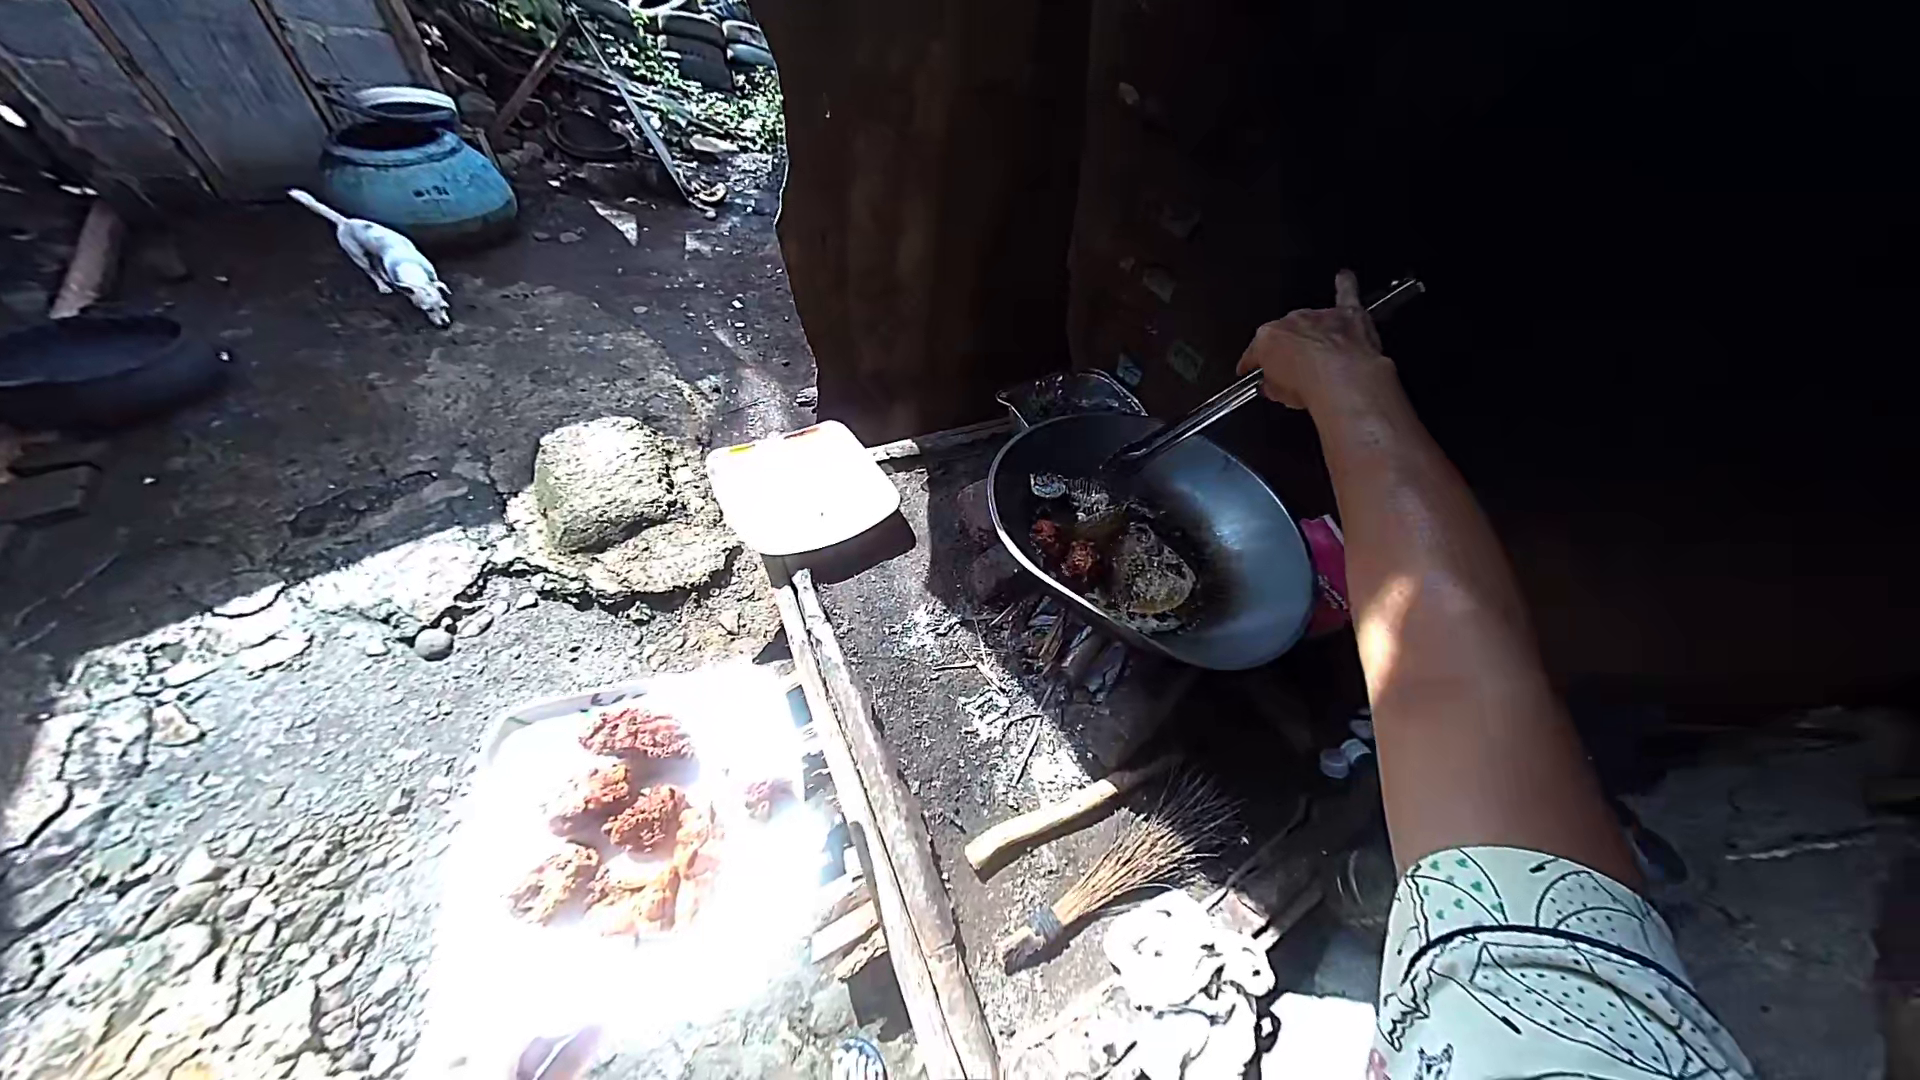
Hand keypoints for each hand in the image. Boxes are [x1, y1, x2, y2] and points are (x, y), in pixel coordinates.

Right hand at [1233, 270, 1390, 409]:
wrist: (1344, 381)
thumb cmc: (1310, 386)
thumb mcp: (1278, 395)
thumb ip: (1271, 384)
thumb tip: (1273, 385)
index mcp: (1266, 338)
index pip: (1252, 352)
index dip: (1250, 364)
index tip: (1249, 369)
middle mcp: (1291, 321)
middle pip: (1282, 334)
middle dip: (1284, 348)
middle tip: (1288, 367)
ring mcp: (1319, 316)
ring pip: (1309, 320)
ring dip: (1309, 331)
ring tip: (1312, 349)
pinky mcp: (1346, 314)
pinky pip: (1345, 293)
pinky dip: (1345, 285)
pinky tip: (1343, 277)